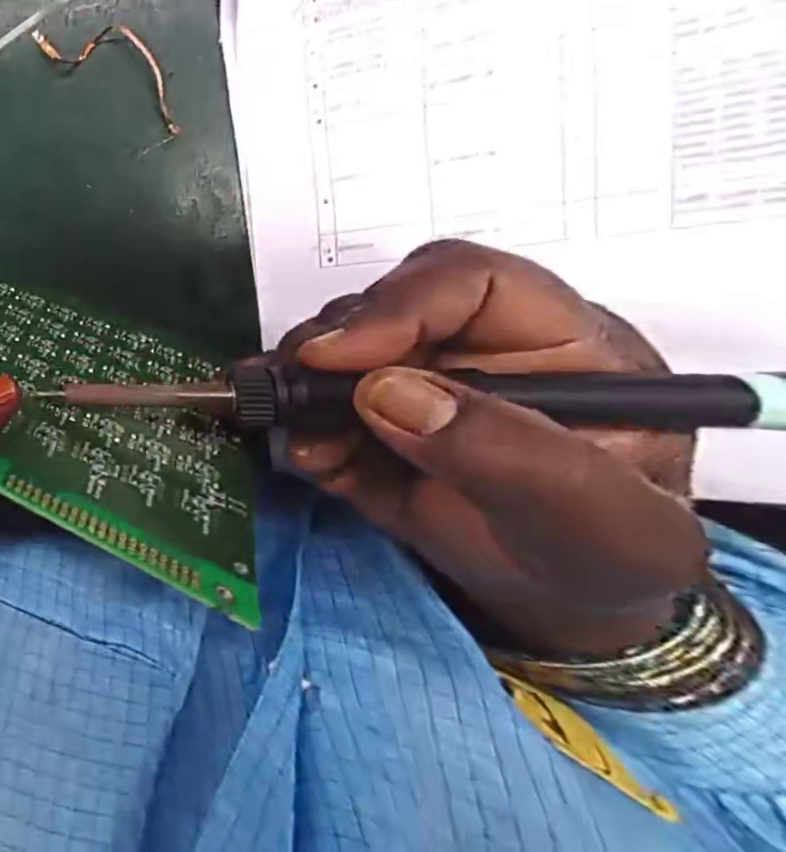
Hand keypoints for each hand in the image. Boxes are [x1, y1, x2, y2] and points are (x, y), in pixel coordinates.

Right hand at [279, 240, 708, 656]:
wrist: (548, 606)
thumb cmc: (600, 560)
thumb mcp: (596, 523)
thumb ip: (510, 455)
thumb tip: (387, 393)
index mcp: (557, 347)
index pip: (469, 282)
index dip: (395, 306)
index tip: (335, 359)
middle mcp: (469, 348)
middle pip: (375, 309)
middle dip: (326, 353)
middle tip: (300, 400)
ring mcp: (404, 378)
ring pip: (324, 346)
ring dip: (298, 392)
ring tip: (311, 444)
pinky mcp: (355, 413)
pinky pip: (301, 398)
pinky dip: (288, 425)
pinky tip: (311, 458)